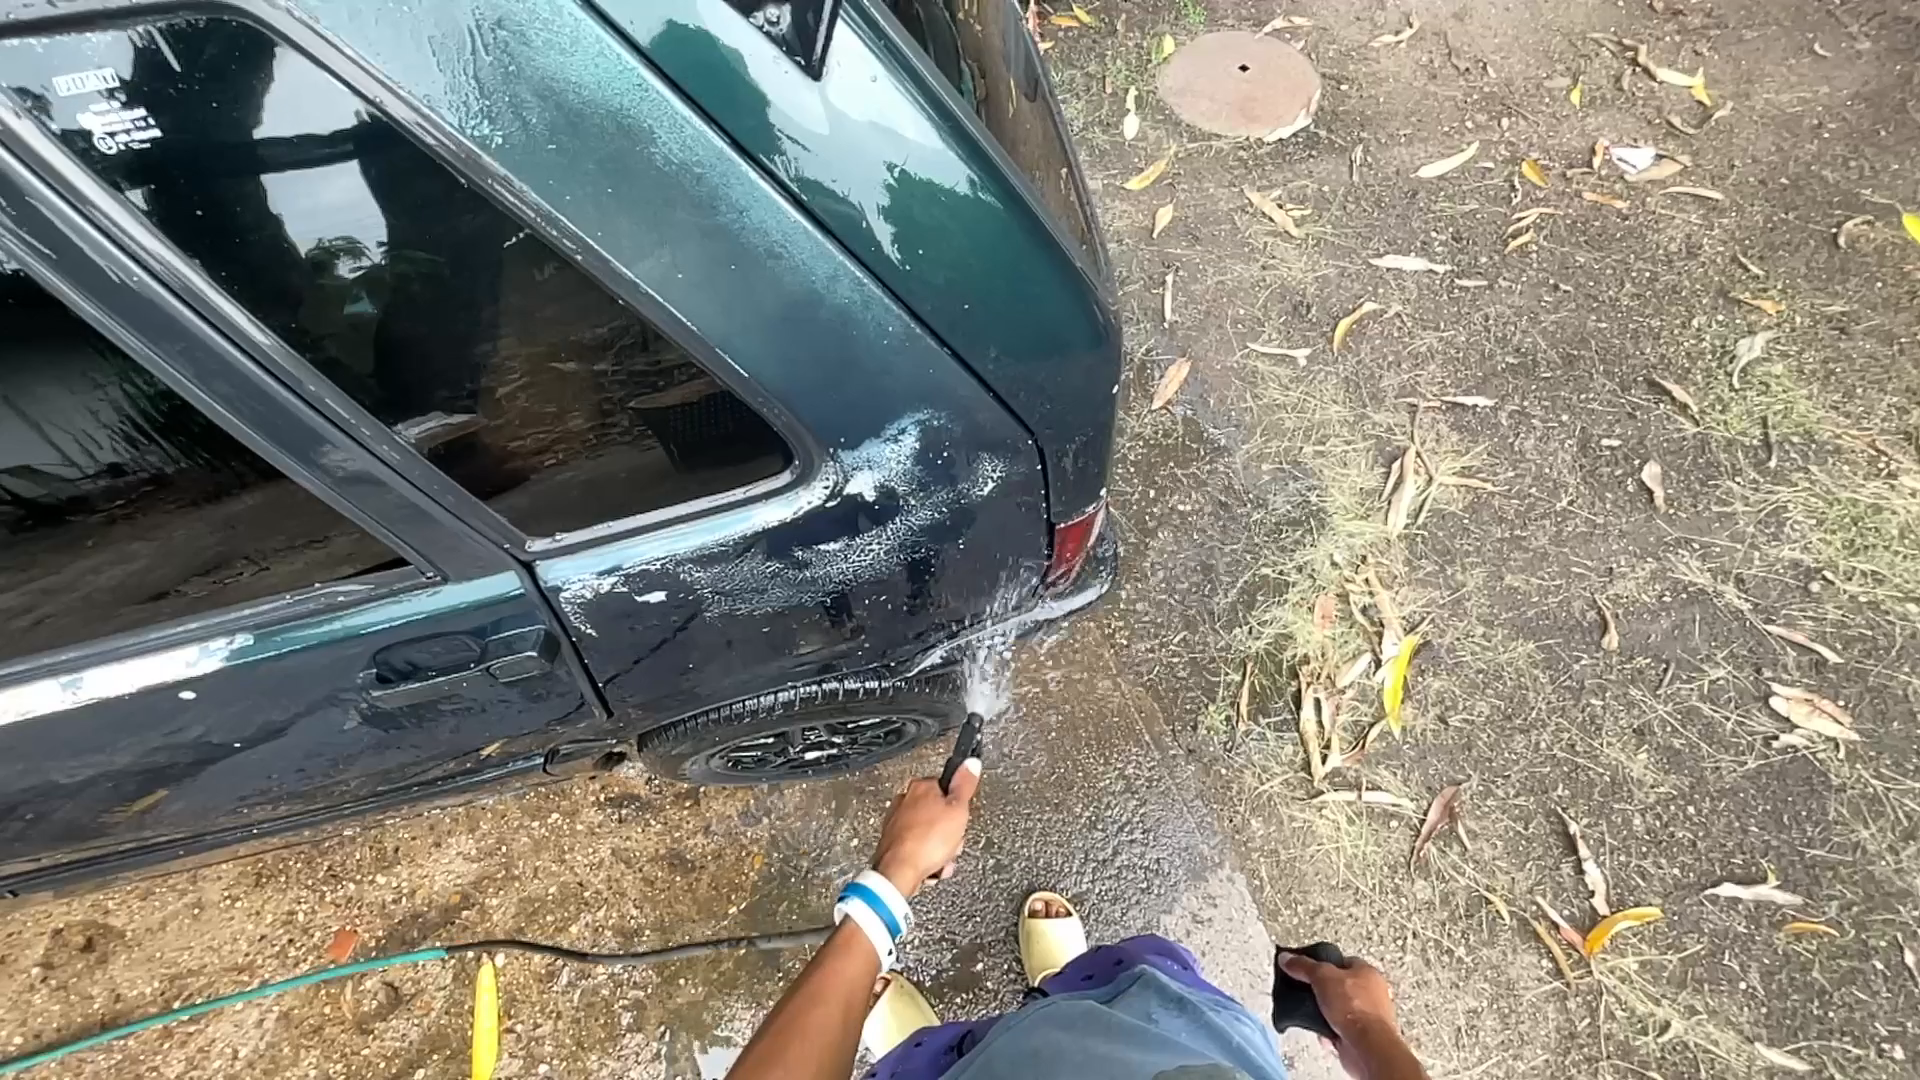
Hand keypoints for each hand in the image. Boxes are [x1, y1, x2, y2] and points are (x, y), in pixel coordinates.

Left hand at [871, 758, 980, 897]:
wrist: (899, 871)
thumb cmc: (926, 840)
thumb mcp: (958, 809)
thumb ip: (965, 785)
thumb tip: (971, 763)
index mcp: (921, 787)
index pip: (946, 789)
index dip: (957, 807)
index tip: (960, 818)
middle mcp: (905, 801)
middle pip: (938, 814)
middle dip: (949, 832)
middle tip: (952, 841)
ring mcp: (896, 823)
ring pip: (928, 834)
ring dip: (939, 849)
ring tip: (941, 859)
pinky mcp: (892, 844)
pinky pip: (917, 849)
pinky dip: (926, 859)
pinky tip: (931, 868)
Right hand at [1279, 953, 1421, 1078]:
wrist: (1366, 1046)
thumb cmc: (1356, 1008)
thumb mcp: (1320, 975)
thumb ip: (1302, 965)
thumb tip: (1287, 958)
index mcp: (1368, 972)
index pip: (1342, 960)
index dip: (1322, 962)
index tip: (1306, 965)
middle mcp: (1373, 994)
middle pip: (1340, 986)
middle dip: (1324, 991)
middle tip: (1310, 991)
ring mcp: (1370, 1018)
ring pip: (1340, 1010)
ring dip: (1325, 1013)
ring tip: (1316, 1013)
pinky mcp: (1364, 1038)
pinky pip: (1340, 1029)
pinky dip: (1329, 1030)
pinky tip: (1323, 1030)